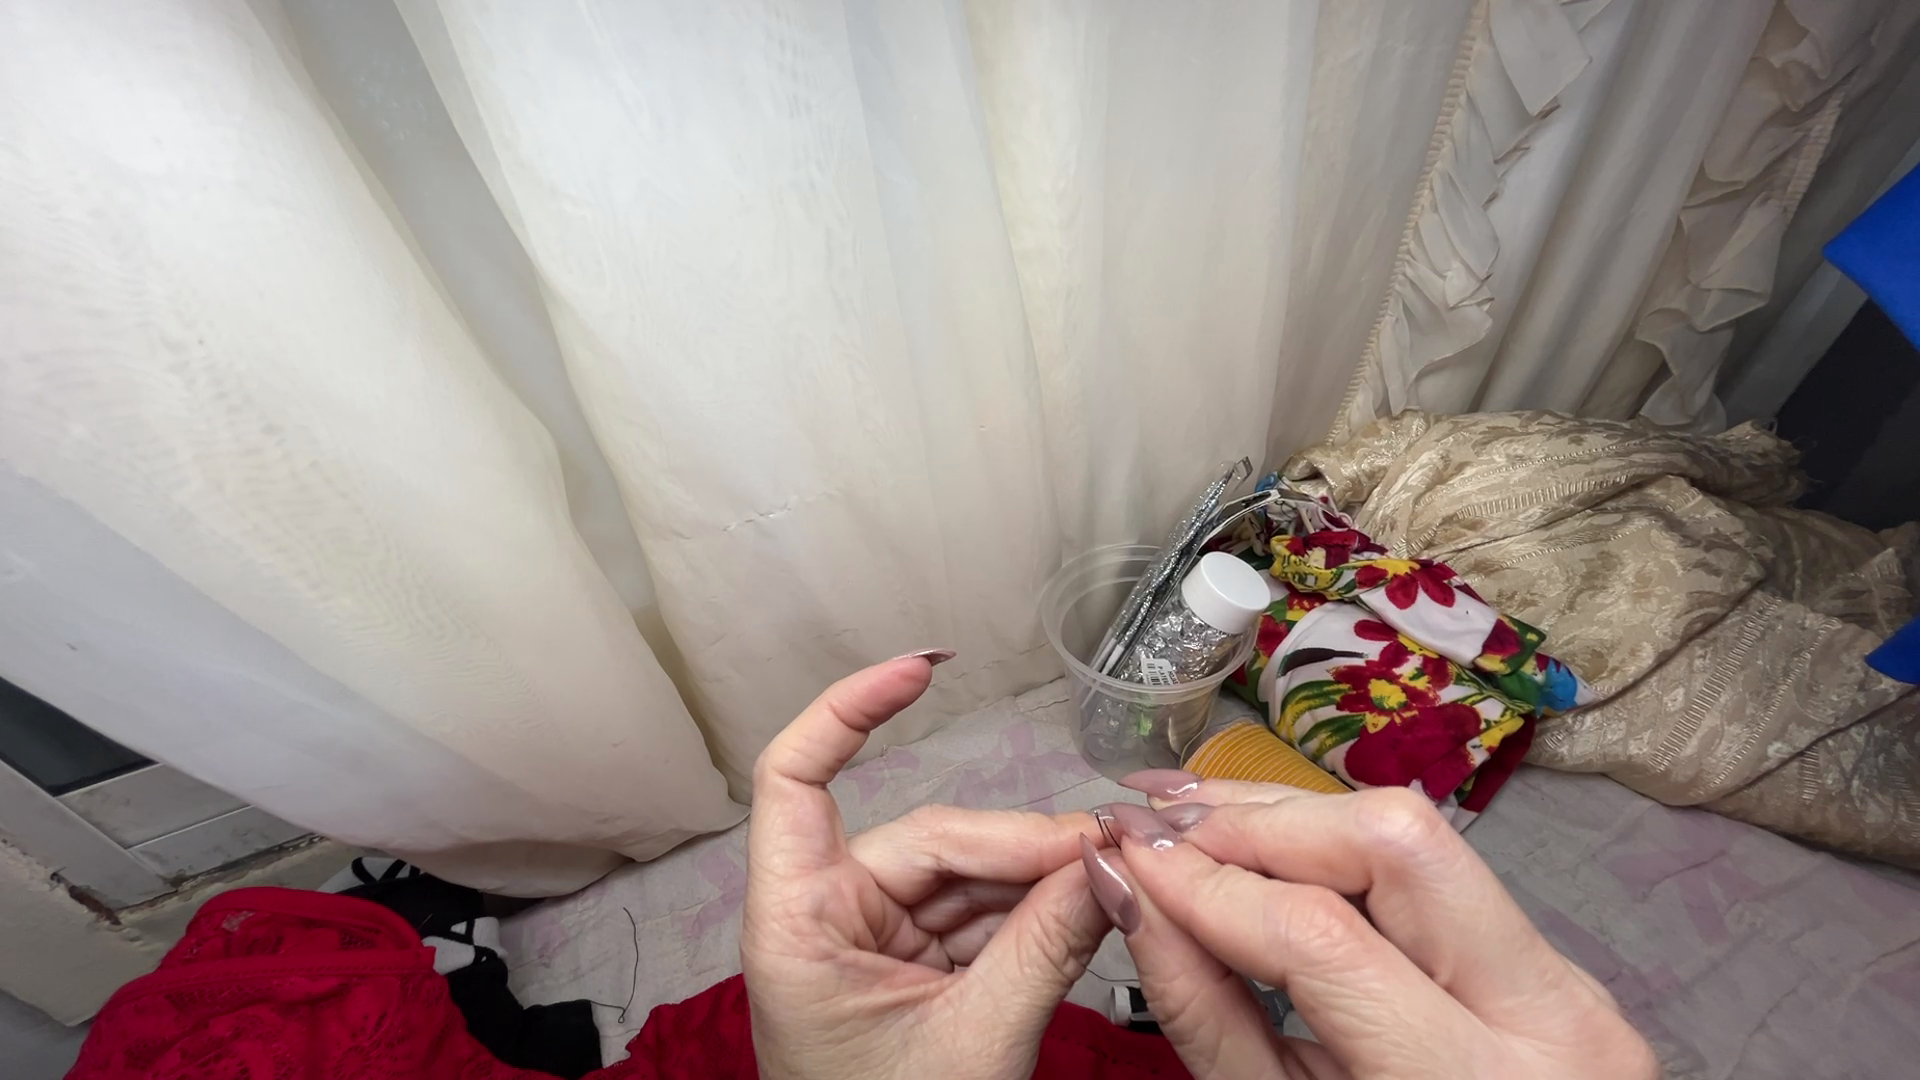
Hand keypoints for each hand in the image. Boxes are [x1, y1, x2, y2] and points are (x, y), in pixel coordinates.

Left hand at [742, 654, 1112, 1078]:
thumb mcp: (971, 1052)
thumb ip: (1043, 950)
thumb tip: (1109, 865)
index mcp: (799, 921)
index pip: (797, 776)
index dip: (849, 709)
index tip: (922, 669)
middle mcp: (832, 908)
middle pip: (930, 836)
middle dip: (1020, 844)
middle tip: (1107, 852)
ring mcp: (878, 927)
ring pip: (967, 869)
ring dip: (1038, 873)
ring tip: (1109, 875)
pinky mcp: (917, 950)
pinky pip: (981, 905)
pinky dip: (1033, 903)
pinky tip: (1084, 899)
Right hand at [1081, 776, 1659, 1078]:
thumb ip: (1197, 1001)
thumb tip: (1123, 882)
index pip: (1320, 935)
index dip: (1206, 884)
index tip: (1125, 853)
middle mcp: (1547, 1007)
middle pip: (1386, 839)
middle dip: (1252, 822)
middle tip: (1161, 829)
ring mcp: (1552, 967)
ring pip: (1398, 825)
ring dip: (1271, 811)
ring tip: (1177, 813)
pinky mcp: (1525, 942)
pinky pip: (1404, 854)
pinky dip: (1307, 830)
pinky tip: (1235, 822)